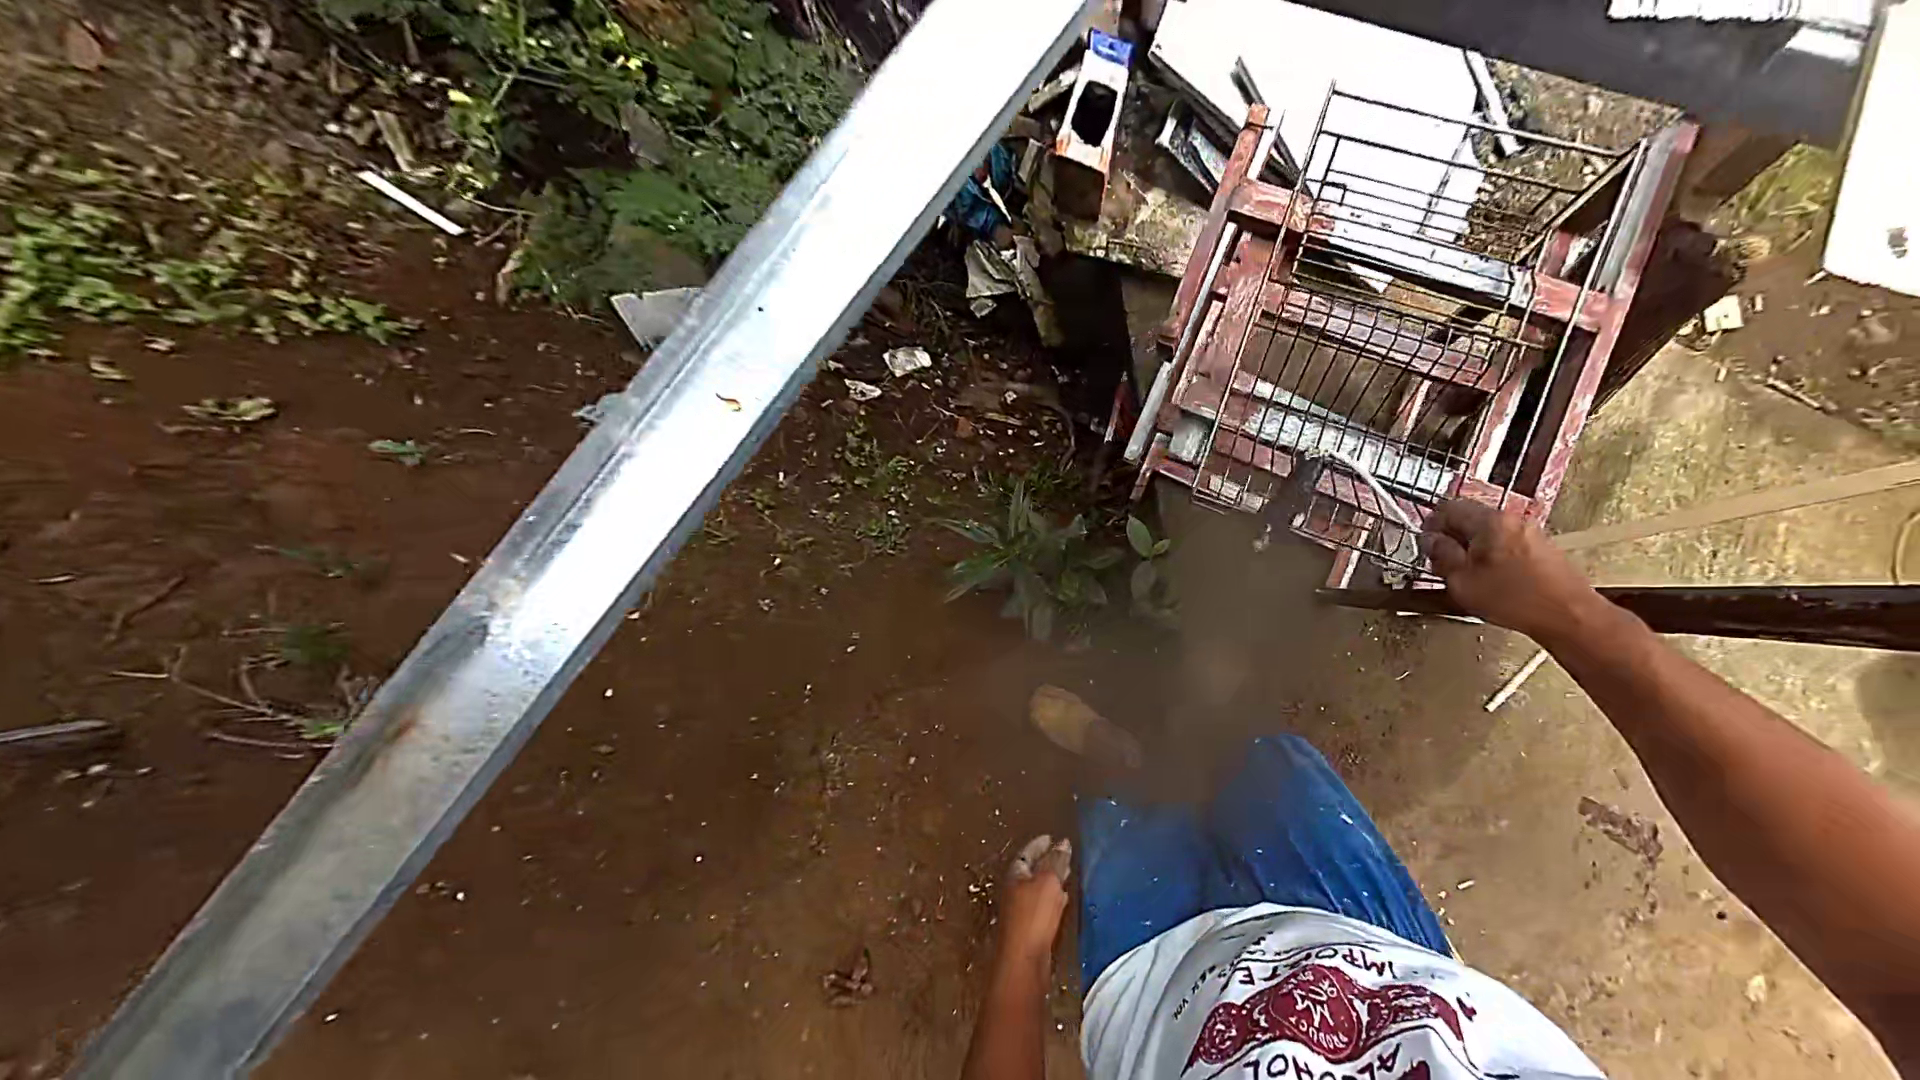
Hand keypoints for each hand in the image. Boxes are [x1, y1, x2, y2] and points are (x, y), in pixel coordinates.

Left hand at [997, 834, 1070, 966]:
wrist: (1024, 962)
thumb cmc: (1033, 916)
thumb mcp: (1047, 882)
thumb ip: (1055, 862)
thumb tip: (1062, 843)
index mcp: (1015, 875)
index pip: (1027, 853)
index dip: (1039, 844)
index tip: (1051, 837)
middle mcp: (1015, 891)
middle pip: (1032, 870)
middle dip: (1047, 861)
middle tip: (1063, 853)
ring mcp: (1021, 911)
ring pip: (1038, 889)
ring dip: (1052, 880)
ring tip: (1067, 873)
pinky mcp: (1030, 929)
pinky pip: (1044, 906)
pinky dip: (1054, 899)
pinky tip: (1064, 900)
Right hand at [1421, 499, 1608, 642]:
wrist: (1569, 616)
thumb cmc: (1514, 598)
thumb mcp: (1460, 578)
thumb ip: (1440, 554)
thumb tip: (1431, 539)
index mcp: (1489, 521)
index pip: (1447, 508)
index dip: (1430, 526)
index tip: (1426, 545)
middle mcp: (1512, 520)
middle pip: (1468, 519)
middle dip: (1451, 539)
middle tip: (1443, 564)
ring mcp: (1530, 533)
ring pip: (1486, 533)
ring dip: (1470, 549)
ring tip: (1466, 576)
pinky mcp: (1541, 548)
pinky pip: (1504, 543)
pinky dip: (1491, 556)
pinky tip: (1490, 579)